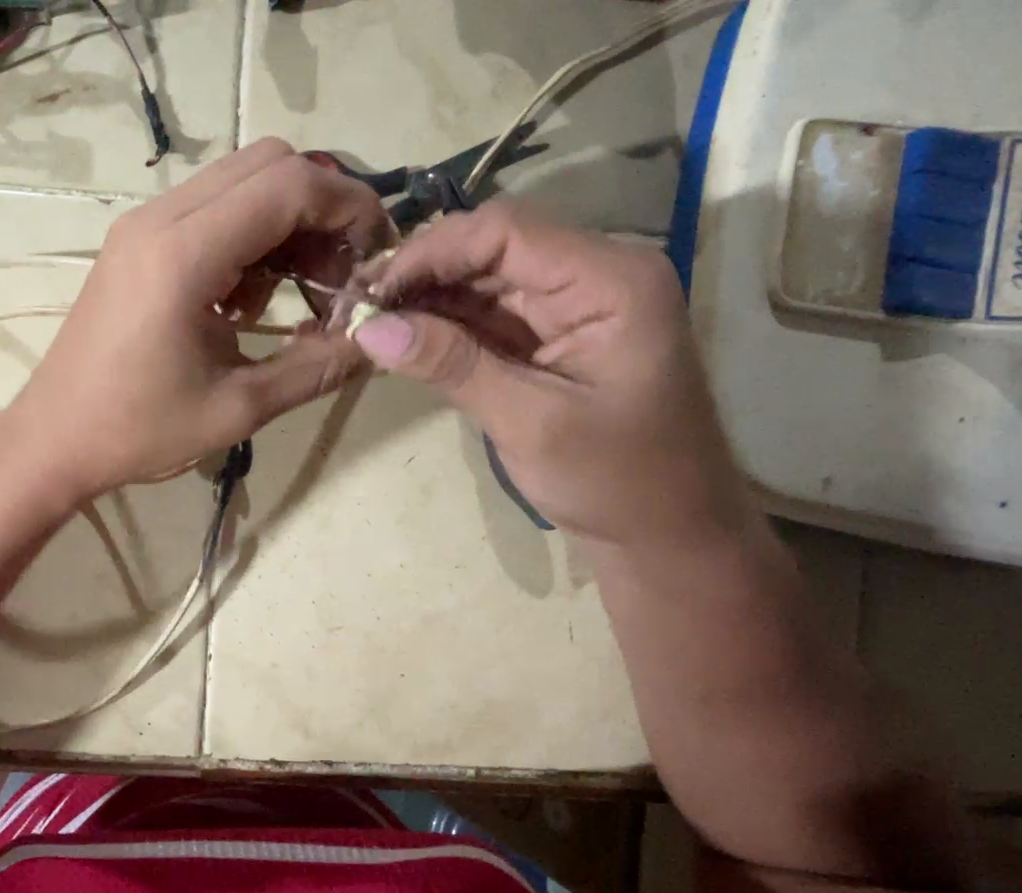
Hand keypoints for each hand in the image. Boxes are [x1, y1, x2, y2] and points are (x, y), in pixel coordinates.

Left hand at [0, 139, 394, 500]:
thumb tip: (376, 340)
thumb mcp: (238, 409)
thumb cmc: (136, 432)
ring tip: (297, 294)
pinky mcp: (132, 243)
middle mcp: (158, 220)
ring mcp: (140, 227)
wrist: (52, 441)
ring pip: (237, 182)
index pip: (289, 184)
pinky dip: (245, 236)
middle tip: (338, 275)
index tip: (374, 258)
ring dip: (283, 223)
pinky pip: (207, 210)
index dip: (348, 209)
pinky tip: (243, 302)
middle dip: (319, 209)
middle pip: (268, 164)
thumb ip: (316, 368)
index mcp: (182, 255)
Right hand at [347, 201, 755, 549]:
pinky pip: (487, 312)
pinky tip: (401, 337)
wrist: (665, 529)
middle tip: (356, 307)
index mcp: (610, 281)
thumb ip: (452, 365)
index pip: (506, 233)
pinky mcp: (551, 335)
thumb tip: (369, 329)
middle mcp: (594, 276)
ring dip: (425, 297)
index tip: (371, 292)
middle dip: (421, 272)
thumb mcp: (529, 422)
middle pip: (492, 247)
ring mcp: (572, 305)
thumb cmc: (614, 478)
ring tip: (367, 322)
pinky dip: (442, 322)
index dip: (431, 252)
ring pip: (483, 277)